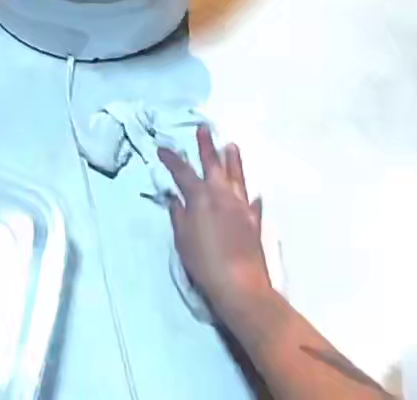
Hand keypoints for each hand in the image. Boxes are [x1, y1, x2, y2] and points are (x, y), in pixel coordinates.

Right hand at [159, 124, 270, 318]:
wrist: (241, 287)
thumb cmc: (204, 262)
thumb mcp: (182, 238)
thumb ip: (179, 214)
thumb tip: (175, 197)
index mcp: (200, 196)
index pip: (182, 171)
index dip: (171, 159)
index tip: (162, 148)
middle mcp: (221, 195)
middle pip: (213, 165)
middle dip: (206, 146)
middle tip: (204, 129)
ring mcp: (240, 206)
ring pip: (236, 177)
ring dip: (233, 160)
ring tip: (231, 145)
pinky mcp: (254, 222)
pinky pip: (253, 203)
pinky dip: (251, 196)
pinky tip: (253, 193)